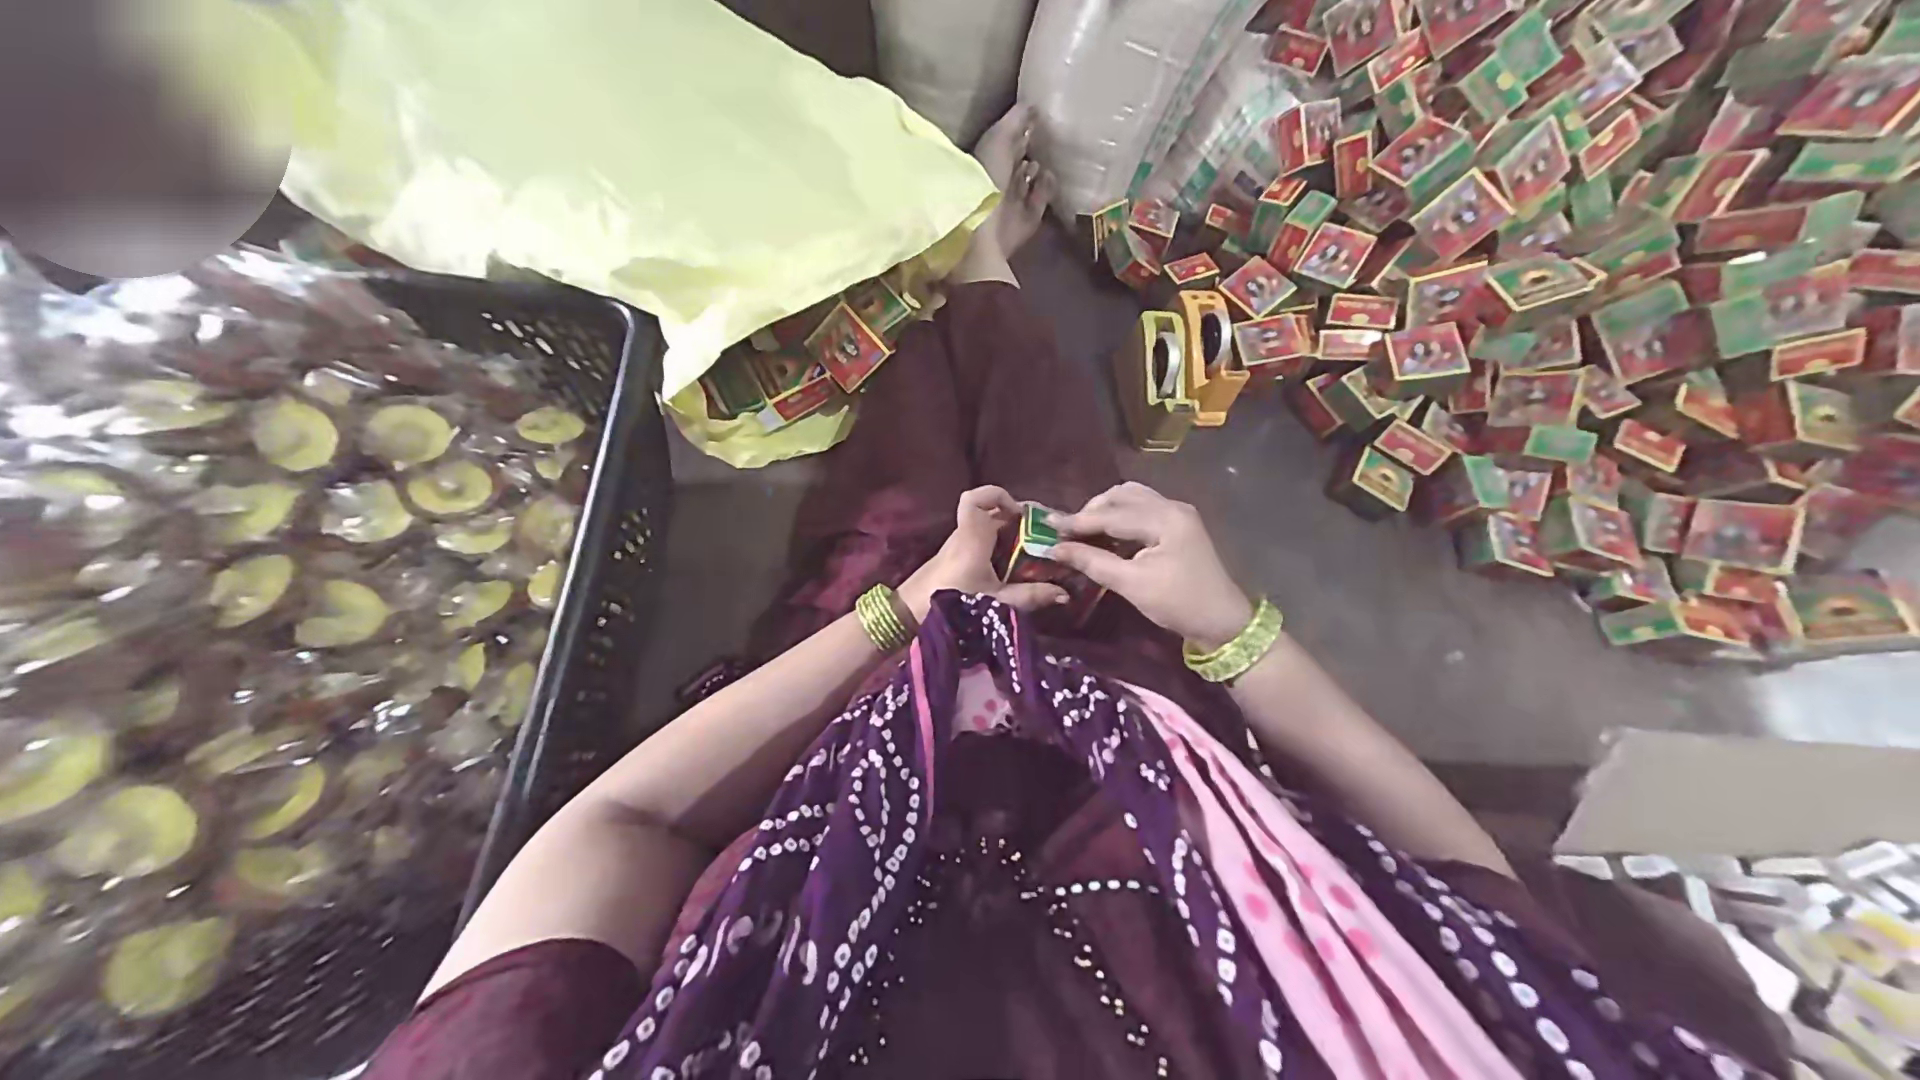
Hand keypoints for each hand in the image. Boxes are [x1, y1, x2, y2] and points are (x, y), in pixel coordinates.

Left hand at [896, 486, 1070, 621]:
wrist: (910, 616)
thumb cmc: (951, 604)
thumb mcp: (995, 603)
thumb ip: (1029, 596)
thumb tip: (1064, 594)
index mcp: (971, 538)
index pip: (975, 499)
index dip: (998, 496)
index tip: (1020, 514)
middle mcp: (963, 535)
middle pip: (988, 511)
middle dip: (1014, 517)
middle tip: (1039, 534)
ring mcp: (957, 545)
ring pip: (984, 525)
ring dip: (1007, 532)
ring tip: (1031, 550)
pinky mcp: (954, 557)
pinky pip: (980, 540)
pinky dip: (997, 545)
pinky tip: (1012, 565)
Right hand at [1046, 482, 1254, 650]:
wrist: (1222, 622)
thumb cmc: (1178, 604)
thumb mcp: (1131, 585)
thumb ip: (1092, 562)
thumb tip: (1055, 549)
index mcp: (1165, 519)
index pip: (1112, 513)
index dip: (1076, 520)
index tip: (1046, 526)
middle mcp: (1172, 506)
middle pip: (1121, 496)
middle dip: (1090, 511)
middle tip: (1065, 531)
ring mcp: (1177, 513)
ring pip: (1131, 498)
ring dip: (1105, 510)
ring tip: (1084, 530)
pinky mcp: (1177, 524)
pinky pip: (1141, 508)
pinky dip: (1119, 516)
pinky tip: (1106, 533)